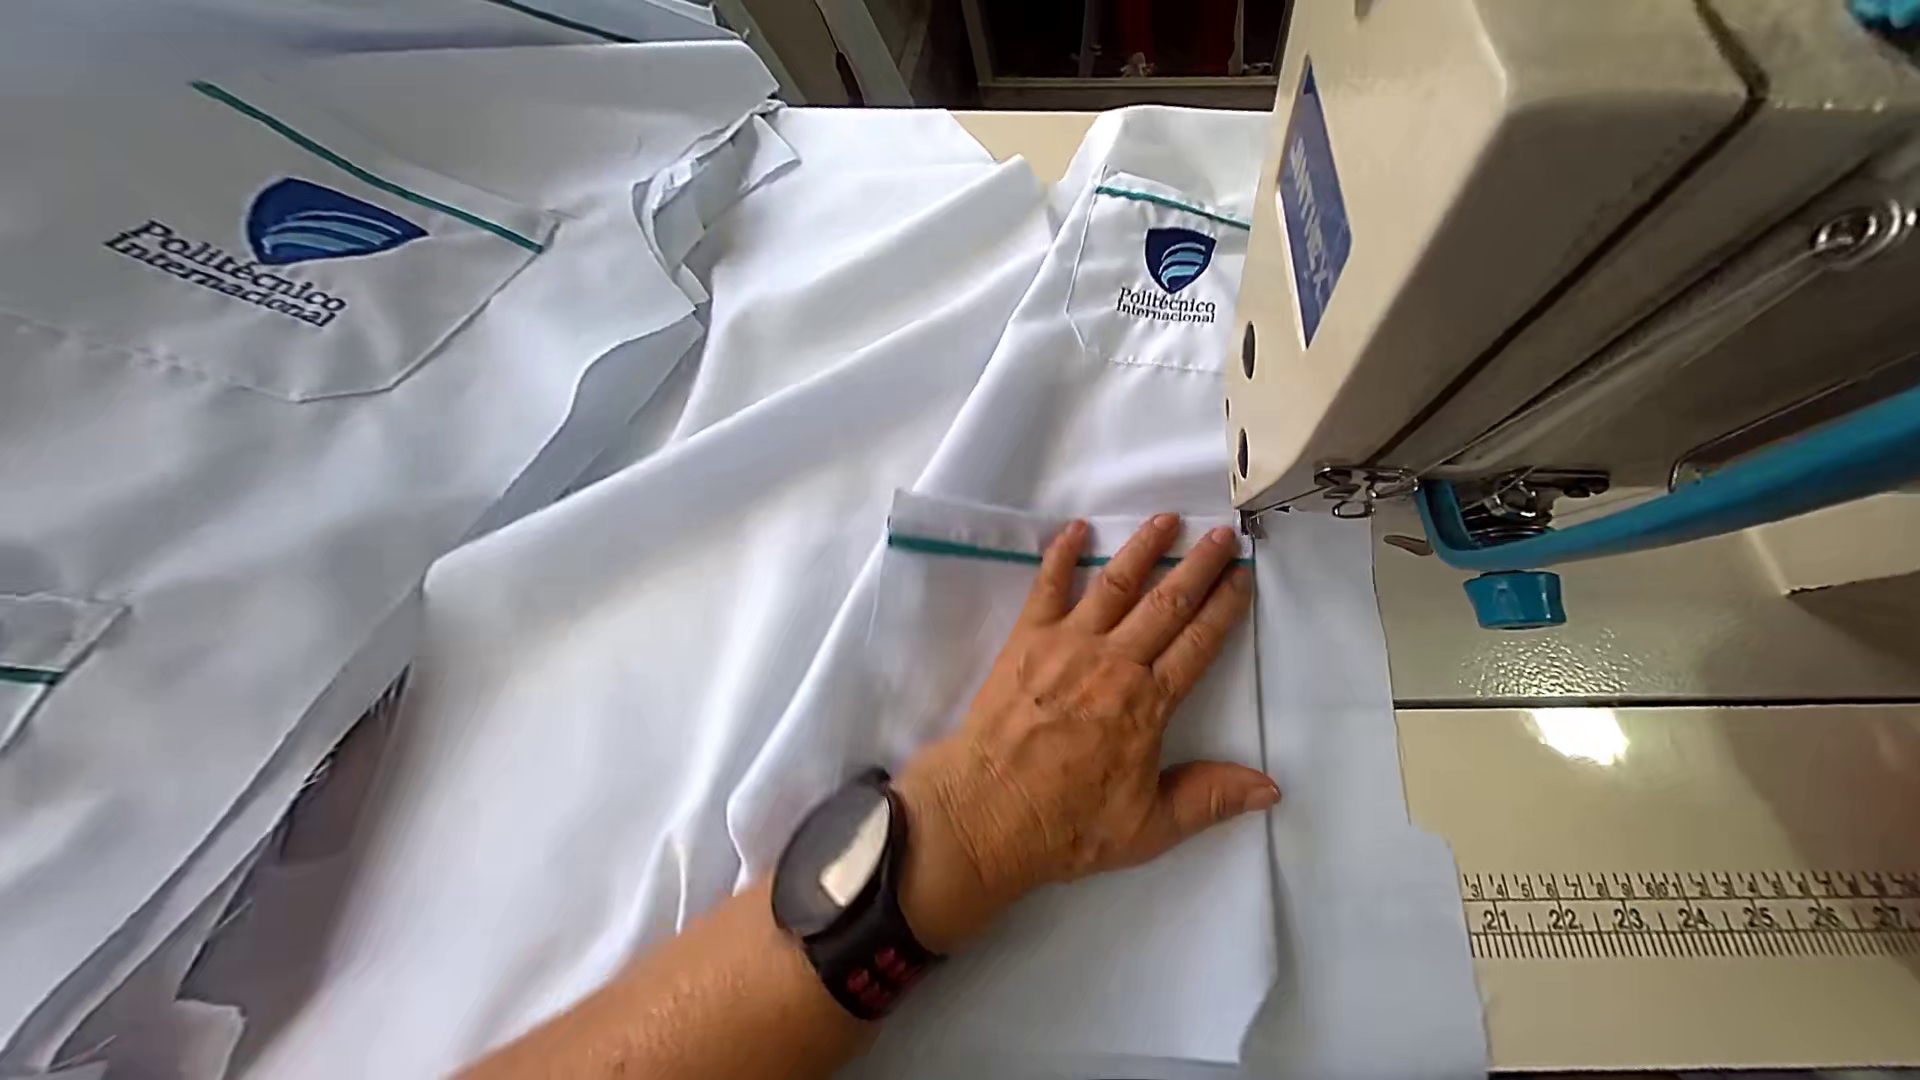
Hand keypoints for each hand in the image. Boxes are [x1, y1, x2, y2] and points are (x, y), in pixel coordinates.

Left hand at [893, 513, 1275, 952]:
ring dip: (1143, 548)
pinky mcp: (1026, 637)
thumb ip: (1209, 798)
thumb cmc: (1067, 822)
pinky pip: (1046, 586)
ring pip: (1116, 584)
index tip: (1242, 576)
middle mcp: (1114, 662)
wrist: (987, 809)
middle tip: (1222, 534)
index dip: (1225, 607)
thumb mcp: (1148, 827)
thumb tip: (1272, 786)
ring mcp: (1068, 643)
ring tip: (1166, 519)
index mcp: (1148, 704)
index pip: (1199, 644)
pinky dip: (1061, 554)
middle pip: (1167, 604)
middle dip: (1198, 566)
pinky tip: (1076, 528)